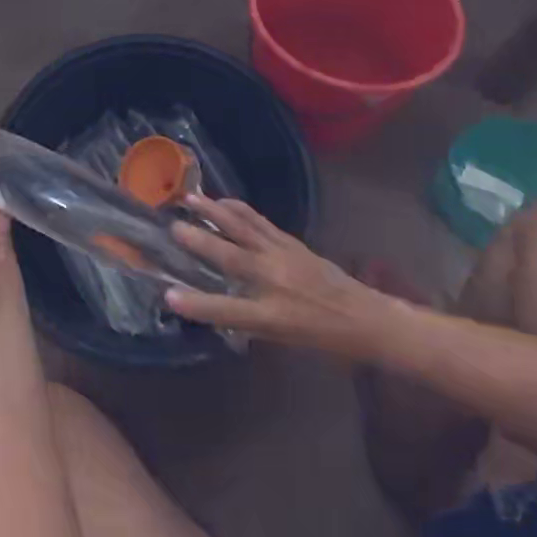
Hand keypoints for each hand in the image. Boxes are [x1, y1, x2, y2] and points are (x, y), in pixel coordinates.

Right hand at [163, 195, 394, 359]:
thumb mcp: (279, 338)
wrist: (367, 319)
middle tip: (172, 227)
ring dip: (214, 212)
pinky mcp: (291, 242)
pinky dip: (238, 209)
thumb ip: (243, 319)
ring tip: (189, 198)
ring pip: (243, 229)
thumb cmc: (320, 337)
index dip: (197, 305)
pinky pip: (259, 221)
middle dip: (199, 242)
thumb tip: (206, 305)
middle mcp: (275, 282)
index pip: (227, 311)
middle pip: (230, 258)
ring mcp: (283, 257)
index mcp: (272, 316)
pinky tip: (222, 201)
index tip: (170, 295)